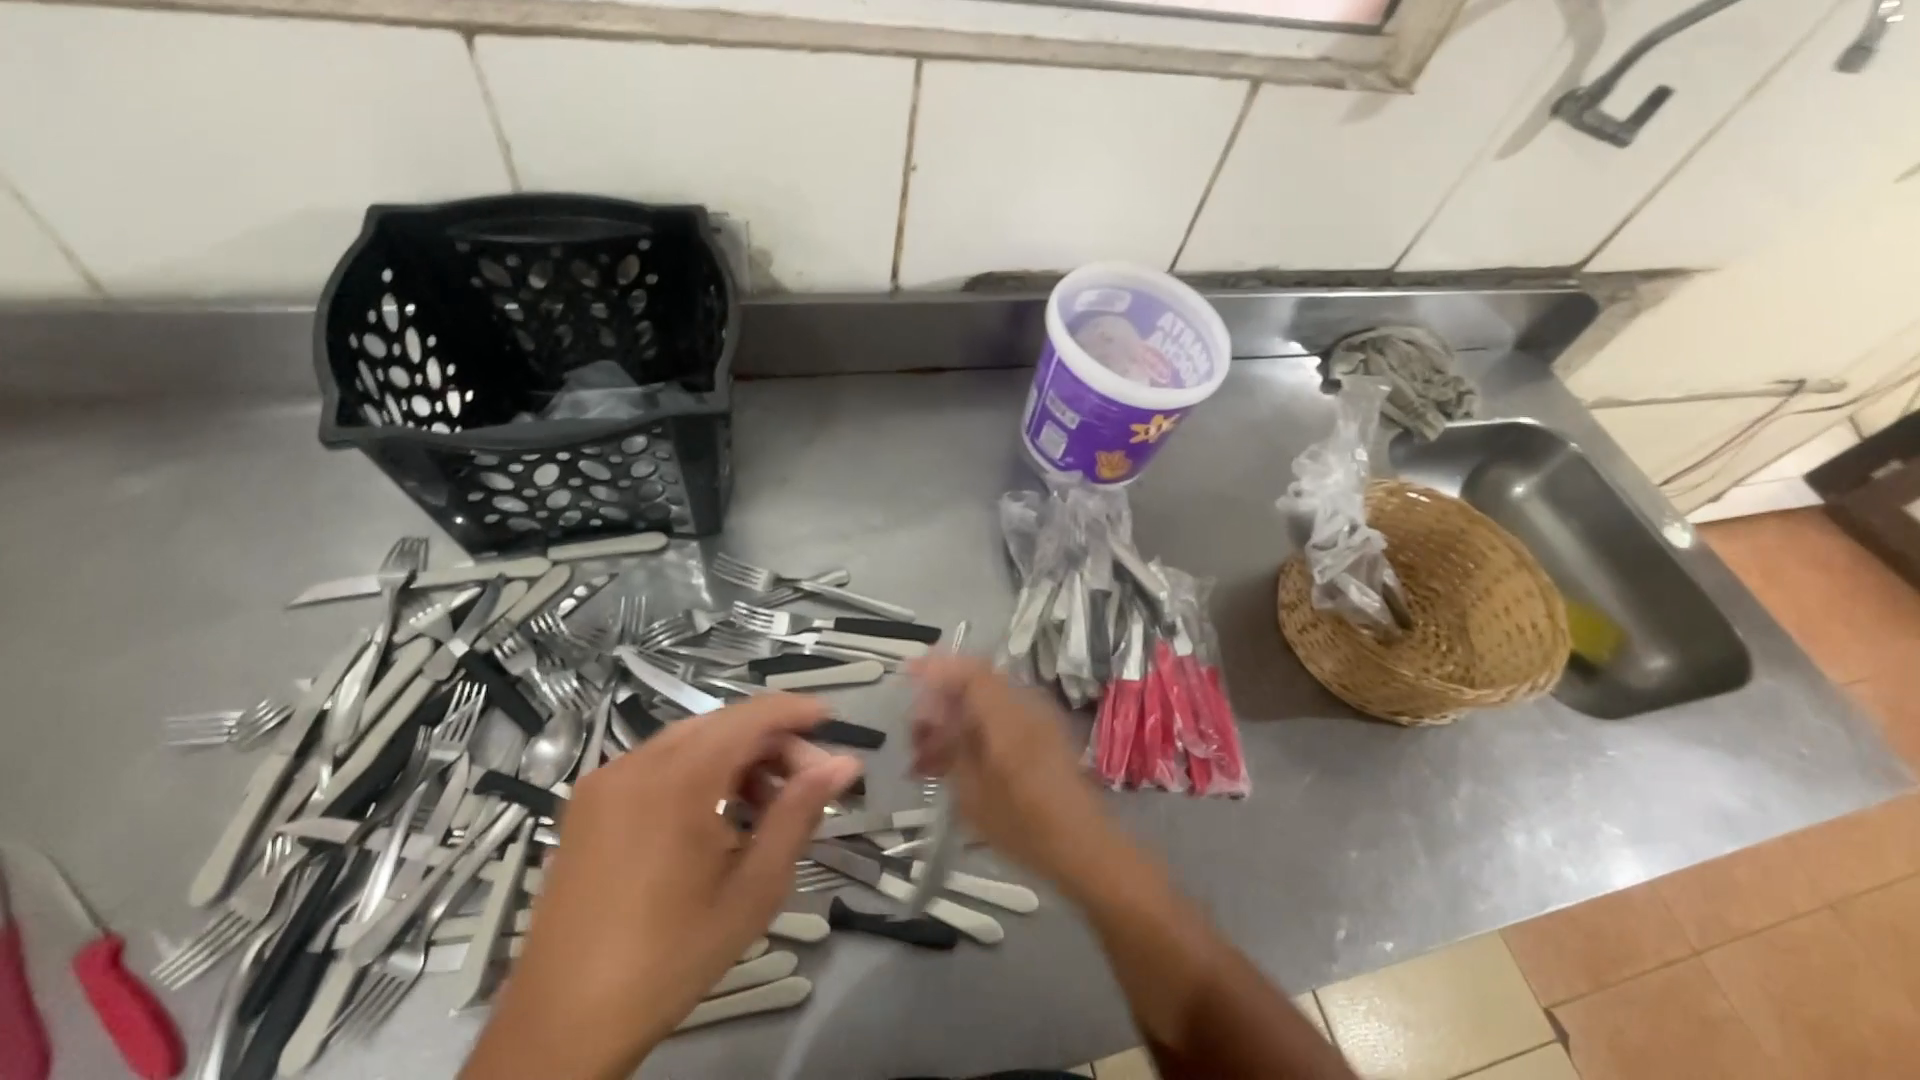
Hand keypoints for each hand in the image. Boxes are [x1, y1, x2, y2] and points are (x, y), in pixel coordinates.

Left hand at [462, 694, 861, 1079]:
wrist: (567, 1017)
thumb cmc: (674, 955)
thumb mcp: (754, 887)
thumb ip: (799, 813)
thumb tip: (843, 764)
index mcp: (678, 779)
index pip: (750, 717)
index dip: (795, 711)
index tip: (833, 722)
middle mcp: (635, 764)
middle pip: (719, 725)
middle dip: (770, 743)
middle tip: (810, 783)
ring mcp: (603, 782)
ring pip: (686, 743)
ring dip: (734, 758)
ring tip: (767, 806)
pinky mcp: (586, 805)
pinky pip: (654, 766)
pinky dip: (695, 773)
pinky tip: (715, 817)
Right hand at [910, 657, 1119, 895]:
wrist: (1084, 850)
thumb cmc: (1024, 825)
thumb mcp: (972, 791)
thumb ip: (949, 745)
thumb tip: (931, 716)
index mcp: (1008, 714)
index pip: (969, 671)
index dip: (936, 668)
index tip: (908, 676)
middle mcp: (1026, 707)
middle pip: (978, 685)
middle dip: (941, 701)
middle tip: (915, 734)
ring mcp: (1040, 722)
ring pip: (988, 705)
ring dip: (956, 721)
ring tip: (929, 758)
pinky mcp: (1046, 740)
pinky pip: (1003, 722)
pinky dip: (976, 734)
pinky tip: (957, 765)